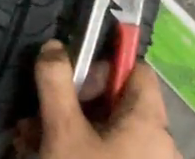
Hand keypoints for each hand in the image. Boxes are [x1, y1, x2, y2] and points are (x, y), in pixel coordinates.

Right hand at [18, 41, 176, 158]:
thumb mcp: (61, 127)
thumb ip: (55, 81)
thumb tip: (55, 46)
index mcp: (150, 123)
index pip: (138, 70)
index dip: (105, 64)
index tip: (73, 78)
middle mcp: (160, 143)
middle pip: (117, 101)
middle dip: (72, 99)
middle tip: (41, 110)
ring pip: (107, 129)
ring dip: (68, 125)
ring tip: (34, 136)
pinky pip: (111, 152)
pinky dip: (81, 147)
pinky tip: (50, 152)